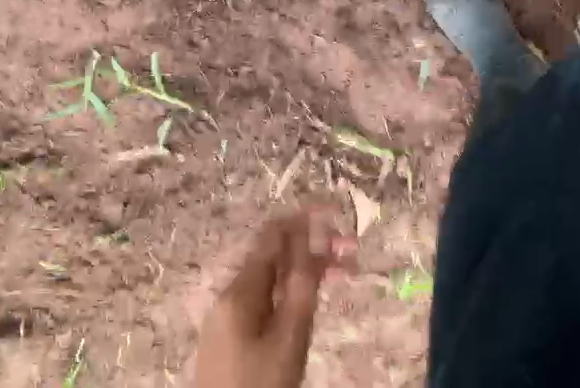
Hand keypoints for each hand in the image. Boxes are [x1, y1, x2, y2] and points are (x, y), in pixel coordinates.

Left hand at [194, 210, 354, 387]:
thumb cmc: (264, 381)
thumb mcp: (292, 330)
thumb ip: (302, 278)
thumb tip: (312, 229)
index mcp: (239, 291)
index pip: (272, 235)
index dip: (304, 217)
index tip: (337, 209)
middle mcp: (229, 297)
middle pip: (274, 256)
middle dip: (314, 246)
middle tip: (352, 249)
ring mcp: (227, 318)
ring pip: (273, 278)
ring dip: (308, 269)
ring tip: (343, 273)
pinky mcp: (232, 337)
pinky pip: (266, 298)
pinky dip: (292, 290)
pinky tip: (314, 297)